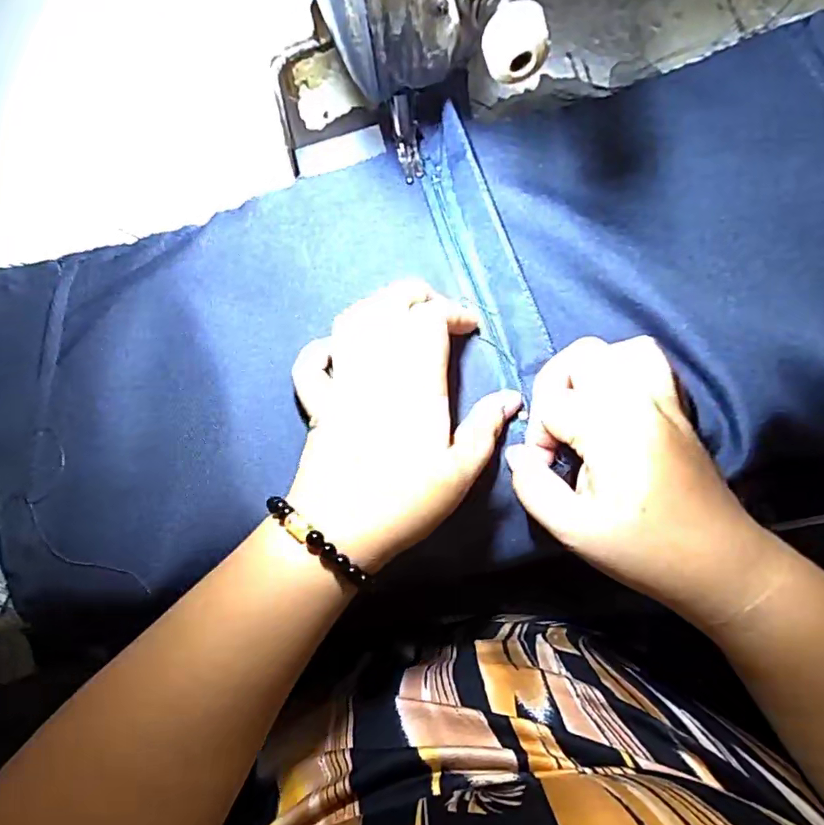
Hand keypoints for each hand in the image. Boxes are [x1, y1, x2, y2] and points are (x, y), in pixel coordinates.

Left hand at [286, 280, 522, 571]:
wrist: (339, 529)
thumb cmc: (406, 501)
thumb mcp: (460, 472)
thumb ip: (486, 428)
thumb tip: (512, 398)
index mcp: (416, 379)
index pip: (430, 317)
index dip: (454, 311)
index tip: (471, 328)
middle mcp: (375, 367)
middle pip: (389, 302)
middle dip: (417, 295)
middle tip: (440, 314)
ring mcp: (341, 382)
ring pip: (351, 319)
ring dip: (376, 307)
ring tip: (399, 321)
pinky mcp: (317, 403)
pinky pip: (311, 363)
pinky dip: (323, 349)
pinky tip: (338, 353)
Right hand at [505, 335, 784, 627]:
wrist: (717, 561)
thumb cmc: (644, 550)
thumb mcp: (574, 530)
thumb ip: (534, 488)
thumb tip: (518, 456)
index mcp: (612, 426)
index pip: (553, 403)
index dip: (538, 436)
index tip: (548, 470)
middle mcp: (640, 399)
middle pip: (584, 355)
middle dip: (555, 387)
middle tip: (555, 432)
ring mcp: (665, 401)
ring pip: (621, 349)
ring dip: (592, 372)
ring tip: (582, 412)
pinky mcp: (680, 411)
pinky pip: (651, 365)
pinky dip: (624, 372)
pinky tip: (614, 411)